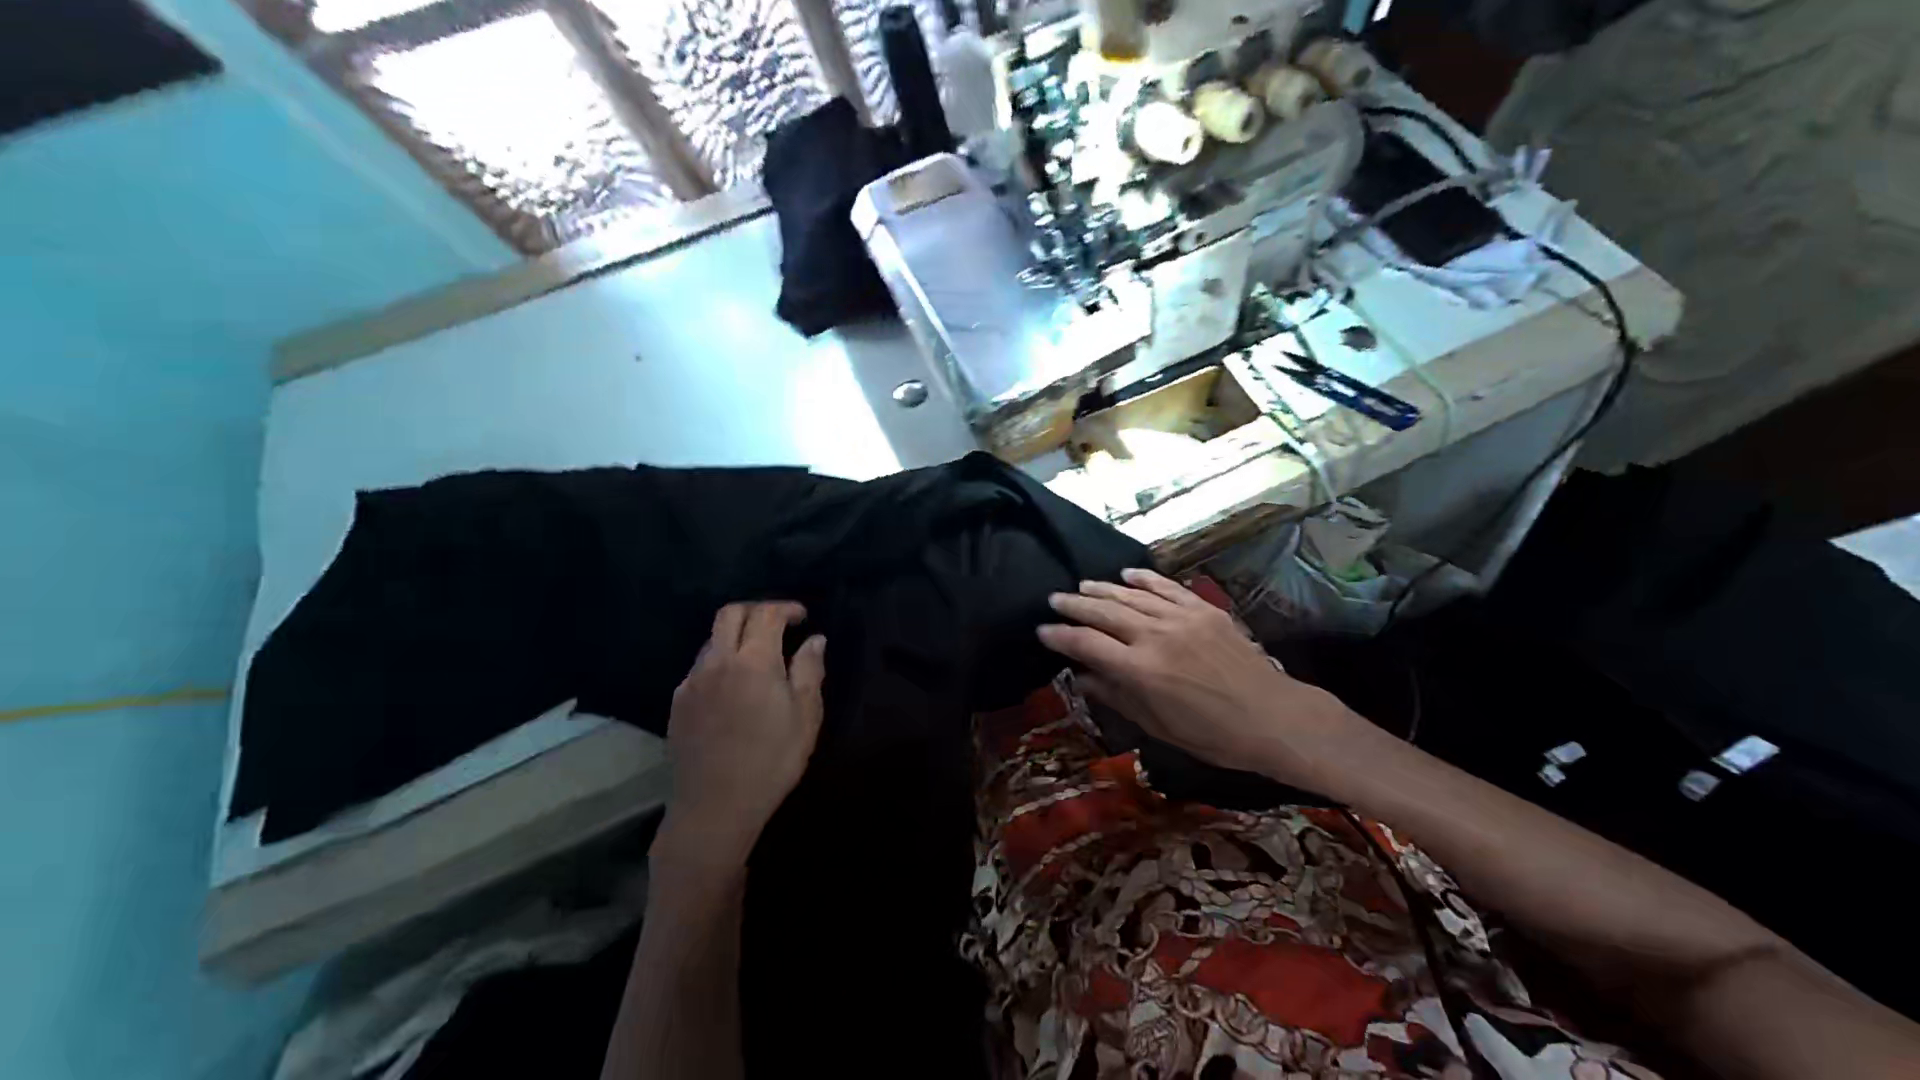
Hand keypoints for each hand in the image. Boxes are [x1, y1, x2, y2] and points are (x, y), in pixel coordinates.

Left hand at [654, 602, 826, 869]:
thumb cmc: (771, 761)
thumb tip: (815, 639)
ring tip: (758, 656)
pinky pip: (700, 667)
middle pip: (730, 614)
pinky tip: (733, 687)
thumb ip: (809, 671)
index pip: (766, 614)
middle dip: (756, 610)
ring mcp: (692, 682)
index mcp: (752, 662)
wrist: (715, 807)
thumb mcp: (805, 717)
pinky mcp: (677, 703)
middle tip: (779, 624)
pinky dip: (720, 662)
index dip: (786, 608)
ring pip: (712, 640)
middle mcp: (717, 662)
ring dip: (736, 636)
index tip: (802, 616)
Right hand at [1037, 568, 1367, 788]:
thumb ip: (1116, 696)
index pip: (1087, 644)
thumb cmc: (1212, 734)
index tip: (1042, 630)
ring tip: (1081, 586)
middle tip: (1053, 599)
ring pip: (1131, 595)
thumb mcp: (1156, 725)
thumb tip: (1081, 676)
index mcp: (1141, 670)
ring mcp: (1181, 618)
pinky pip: (1166, 587)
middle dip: (1074, 605)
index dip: (1060, 636)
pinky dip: (1143, 579)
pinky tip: (1125, 574)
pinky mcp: (1203, 610)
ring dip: (1102, 589)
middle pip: (1104, 612)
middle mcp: (1155, 637)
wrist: (1274, 718)